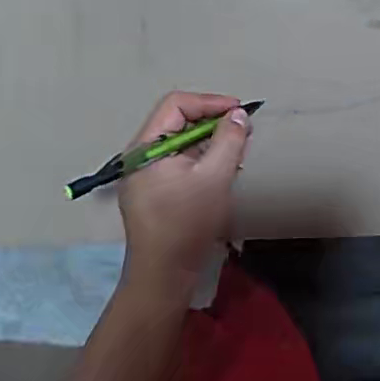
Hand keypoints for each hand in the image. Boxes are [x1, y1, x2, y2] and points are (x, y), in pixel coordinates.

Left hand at [117, 91, 250, 297]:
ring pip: (179, 142)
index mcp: (144, 147)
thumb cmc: (186, 223)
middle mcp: (138, 156)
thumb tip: (239, 114)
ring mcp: (143, 175)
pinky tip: (220, 169)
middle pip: (176, 121)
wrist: (163, 277)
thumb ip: (229, 139)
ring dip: (208, 140)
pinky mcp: (152, 192)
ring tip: (235, 149)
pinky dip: (200, 157)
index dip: (210, 102)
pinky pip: (177, 161)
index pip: (176, 104)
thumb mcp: (214, 176)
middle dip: (211, 121)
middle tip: (241, 129)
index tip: (239, 112)